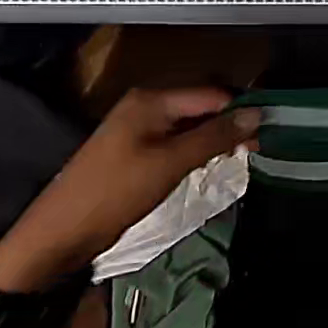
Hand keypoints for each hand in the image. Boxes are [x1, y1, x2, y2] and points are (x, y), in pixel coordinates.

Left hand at [0, 88, 259, 291]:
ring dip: (216, 136)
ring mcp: (140, 127)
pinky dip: (198, 148)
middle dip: (231, 122)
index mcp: (152, 100)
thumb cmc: (116, 193)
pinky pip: (178, 139)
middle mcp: (147, 105)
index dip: (241, 110)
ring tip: (242, 156)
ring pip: (192, 123)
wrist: (60, 233)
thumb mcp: (171, 163)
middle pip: (202, 105)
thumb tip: (256, 114)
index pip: (211, 93)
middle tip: (257, 148)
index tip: (267, 133)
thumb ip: (214, 136)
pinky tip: (212, 162)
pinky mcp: (137, 149)